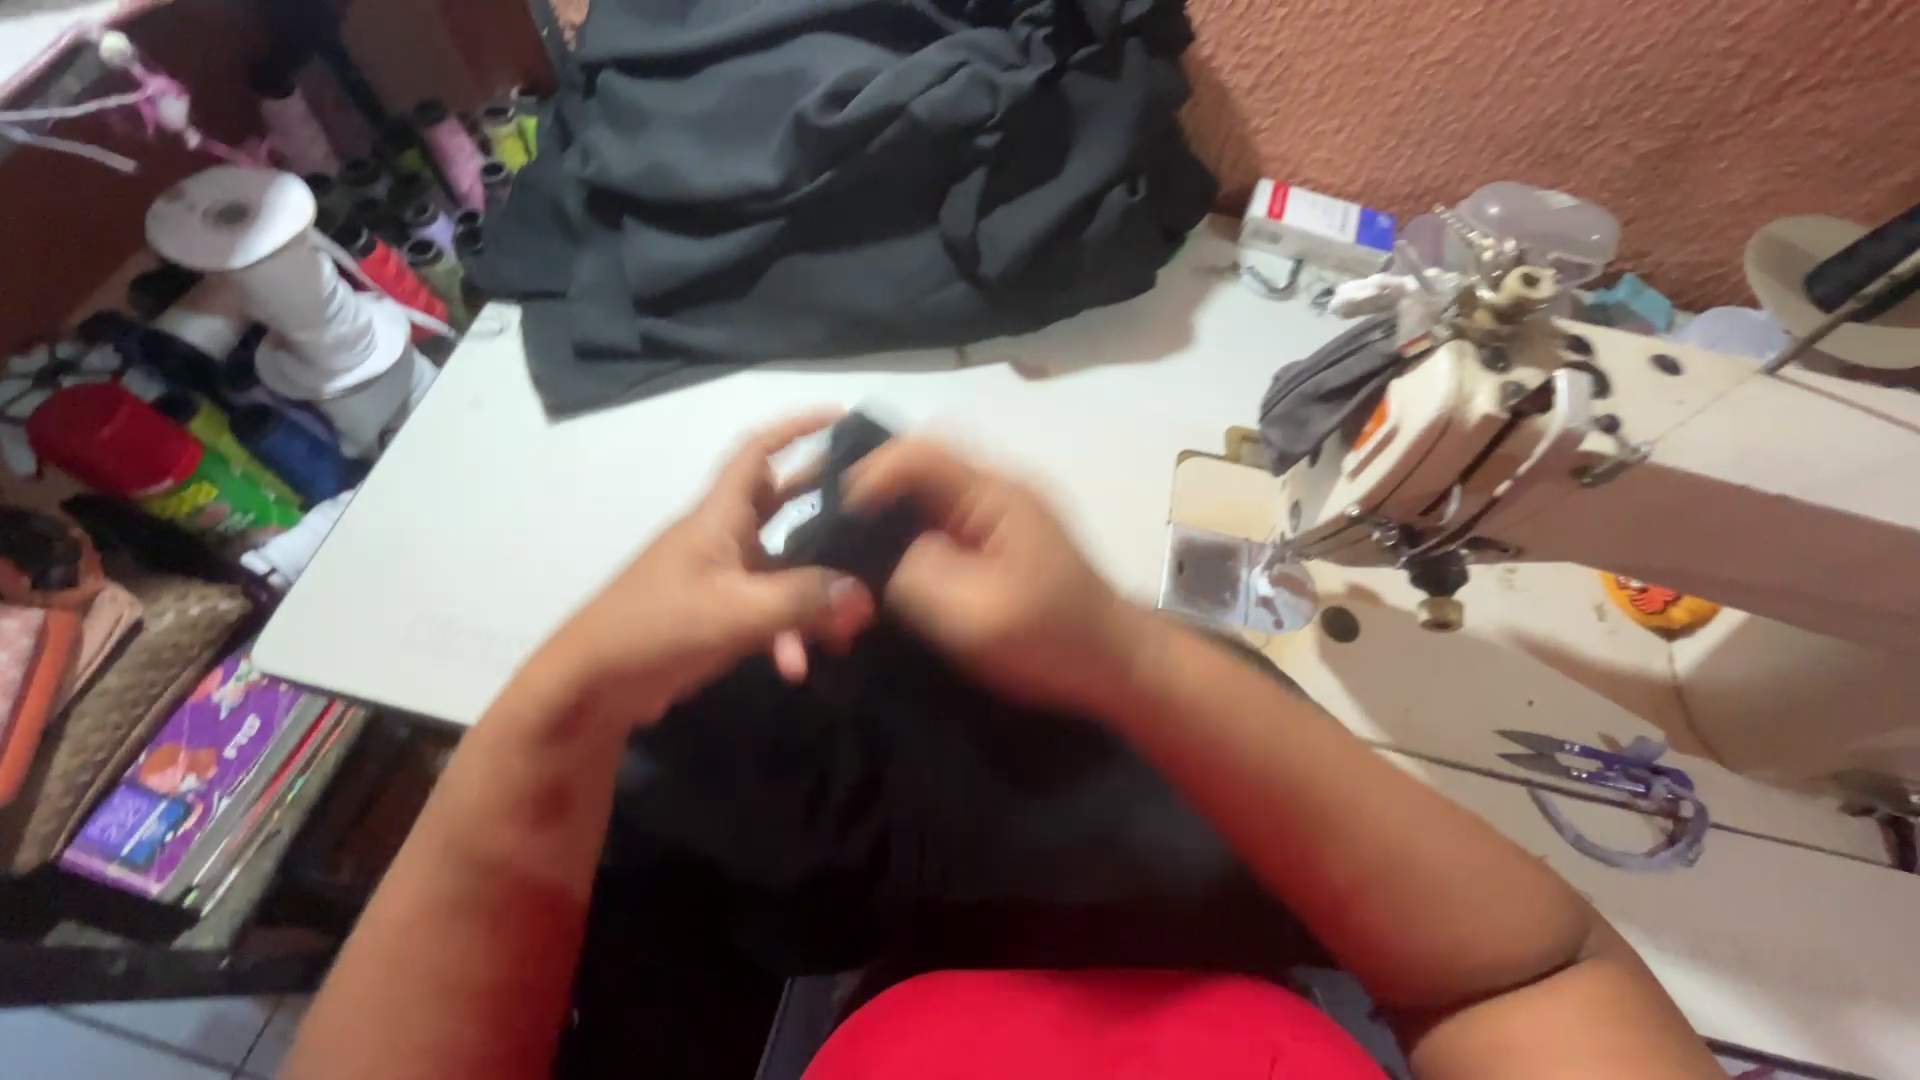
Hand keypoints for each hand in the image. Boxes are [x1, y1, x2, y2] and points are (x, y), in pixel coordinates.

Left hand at [548, 412, 875, 724]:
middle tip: (871, 515)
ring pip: (784, 570)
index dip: (797, 427)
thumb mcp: (735, 612)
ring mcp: (720, 577)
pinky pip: (768, 612)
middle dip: (827, 512)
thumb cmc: (656, 628)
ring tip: (844, 634)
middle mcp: (722, 537)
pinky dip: (787, 634)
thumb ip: (801, 599)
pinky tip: (795, 668)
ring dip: (813, 598)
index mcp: (718, 516)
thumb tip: (862, 593)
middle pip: (782, 506)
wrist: (591, 686)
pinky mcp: (718, 615)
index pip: (757, 451)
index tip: (841, 418)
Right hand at [844, 437, 1158, 714]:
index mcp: (996, 495)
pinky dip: (906, 533)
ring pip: (925, 489)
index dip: (868, 474)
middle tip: (833, 530)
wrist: (1116, 663)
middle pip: (919, 462)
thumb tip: (871, 550)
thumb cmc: (1054, 641)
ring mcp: (998, 512)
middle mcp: (996, 489)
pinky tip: (887, 566)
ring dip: (886, 512)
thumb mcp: (976, 616)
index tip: (834, 518)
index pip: (920, 452)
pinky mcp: (996, 538)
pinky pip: (939, 518)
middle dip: (871, 489)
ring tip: (851, 548)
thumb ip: (917, 575)